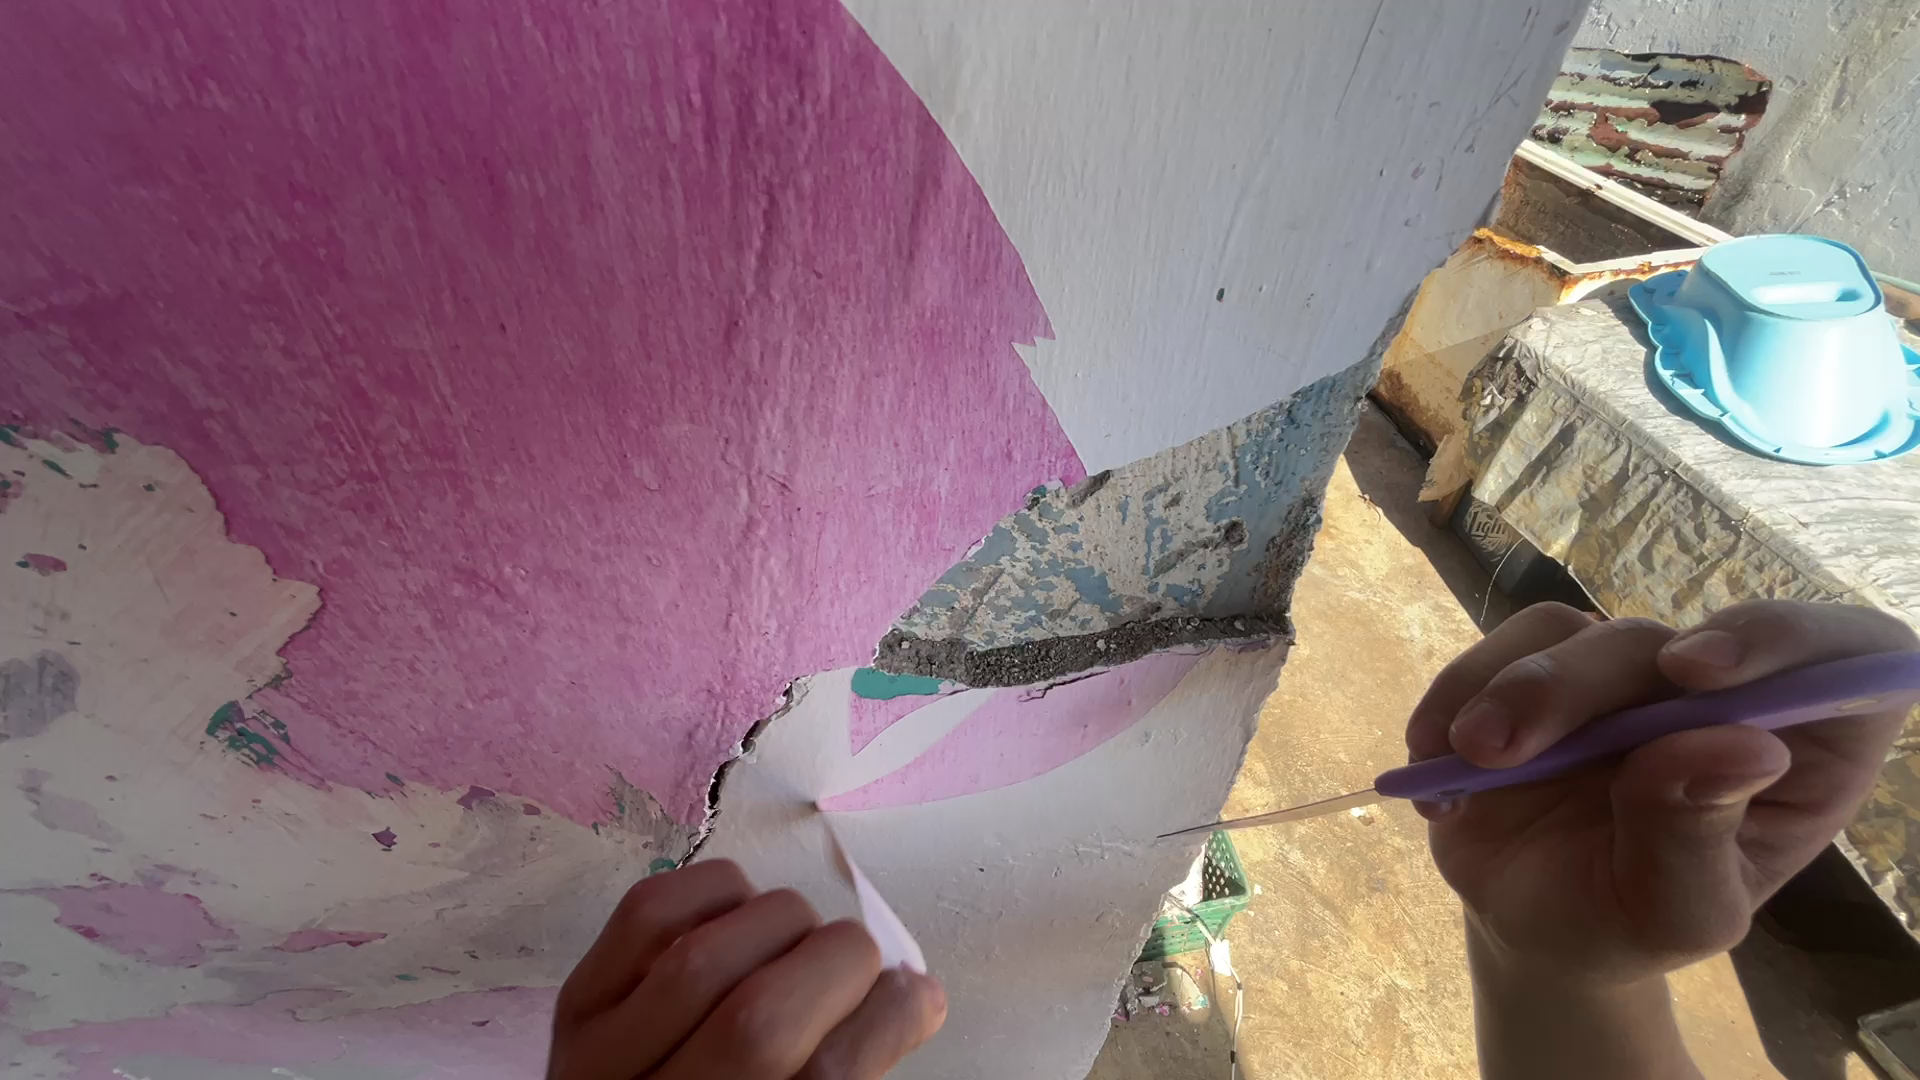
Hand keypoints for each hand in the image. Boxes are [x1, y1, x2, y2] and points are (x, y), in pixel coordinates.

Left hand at [548, 859, 945, 1079]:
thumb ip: (854, 1061)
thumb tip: (919, 990)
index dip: (883, 1024)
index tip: (918, 992)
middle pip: (759, 1022)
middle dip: (837, 960)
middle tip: (856, 959)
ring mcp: (596, 1056)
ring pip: (708, 956)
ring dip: (781, 921)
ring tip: (796, 937)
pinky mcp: (576, 994)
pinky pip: (654, 907)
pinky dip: (716, 887)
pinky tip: (739, 910)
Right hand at [1408, 600, 1916, 984]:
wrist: (1520, 912)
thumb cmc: (1616, 924)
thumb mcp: (1671, 911)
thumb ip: (1694, 835)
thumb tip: (1739, 744)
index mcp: (1788, 754)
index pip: (1845, 659)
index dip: (1784, 641)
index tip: (1695, 675)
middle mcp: (1696, 700)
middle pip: (1646, 642)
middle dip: (1559, 688)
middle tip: (1492, 750)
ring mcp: (1602, 682)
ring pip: (1554, 630)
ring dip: (1491, 686)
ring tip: (1454, 757)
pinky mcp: (1519, 675)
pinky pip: (1482, 653)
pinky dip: (1444, 700)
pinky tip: (1432, 762)